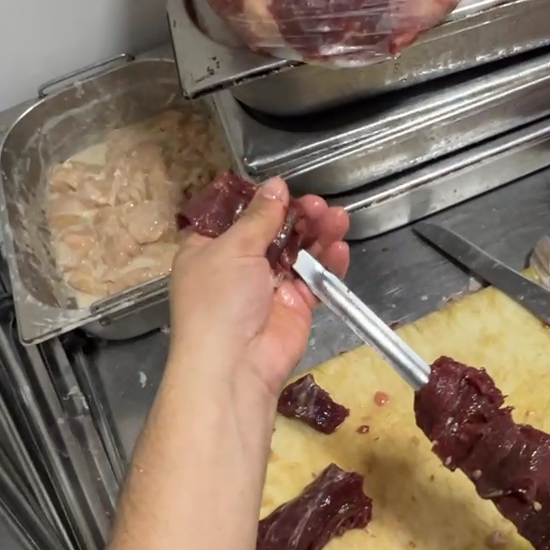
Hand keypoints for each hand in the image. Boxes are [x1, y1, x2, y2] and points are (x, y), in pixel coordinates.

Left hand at [168, 178, 349, 405]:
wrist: (235, 364)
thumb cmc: (218, 300)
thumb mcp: (233, 247)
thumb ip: (259, 216)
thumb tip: (275, 185)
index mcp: (208, 250)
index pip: (234, 216)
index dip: (258, 201)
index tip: (280, 188)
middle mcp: (238, 267)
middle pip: (273, 231)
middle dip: (296, 215)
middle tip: (317, 204)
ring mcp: (269, 287)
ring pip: (298, 252)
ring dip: (318, 233)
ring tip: (336, 218)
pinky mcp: (295, 307)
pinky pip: (315, 279)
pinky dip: (329, 263)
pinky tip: (340, 247)